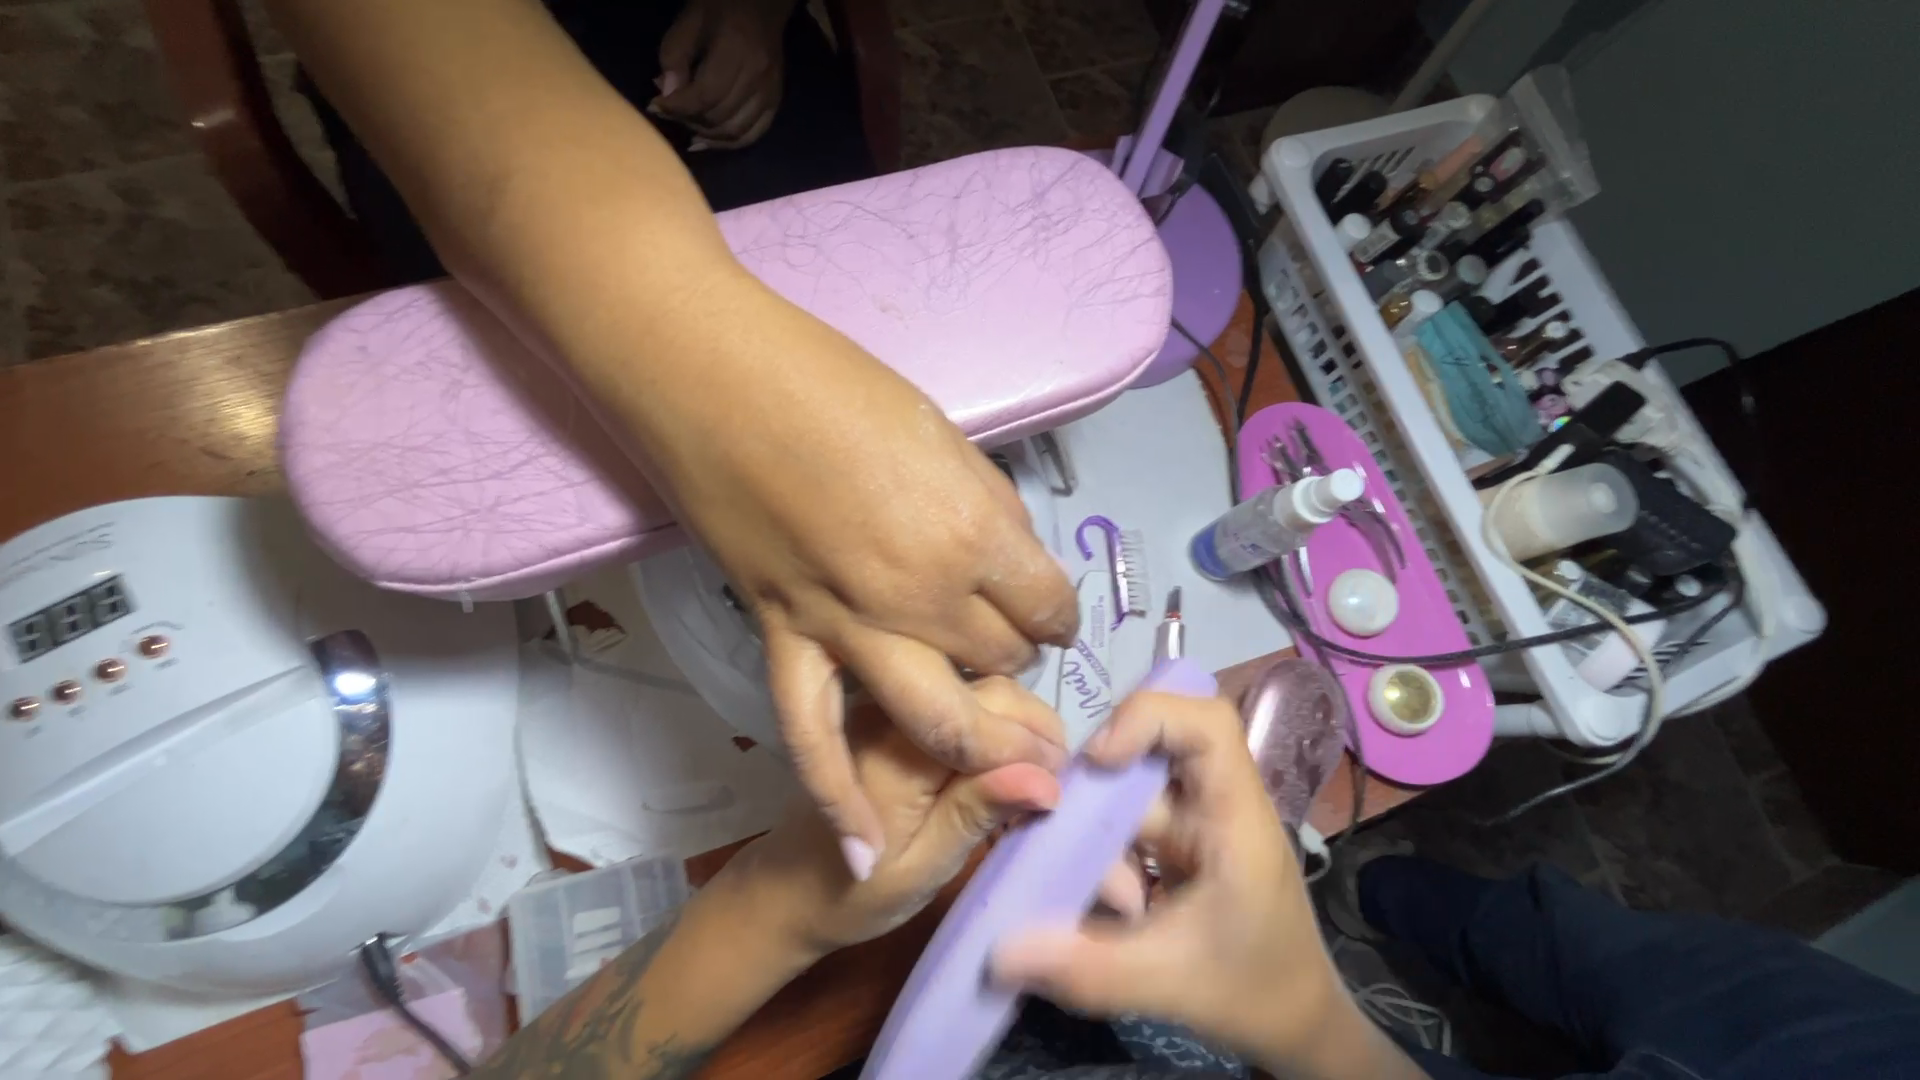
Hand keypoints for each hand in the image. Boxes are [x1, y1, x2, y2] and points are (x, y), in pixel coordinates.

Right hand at [647, 296, 1077, 881]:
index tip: (1043, 605)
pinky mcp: (786, 638)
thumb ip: (984, 511)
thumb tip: (1005, 560)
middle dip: (1019, 657)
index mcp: (974, 532)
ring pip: (936, 715)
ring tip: (991, 736)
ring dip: (975, 729)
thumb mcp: (943, 435)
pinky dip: (839, 794)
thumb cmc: (838, 384)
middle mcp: (923, 596)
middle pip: (1001, 661)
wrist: (718, 380)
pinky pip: (813, 734)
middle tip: (1010, 642)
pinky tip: (863, 848)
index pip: (1049, 606)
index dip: (1055, 609)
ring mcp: (850, 628)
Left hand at [651, 0, 792, 149]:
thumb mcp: (689, 21)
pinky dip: (728, 144)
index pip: (705, 95)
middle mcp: (757, 77)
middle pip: (719, 117)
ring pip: (734, 132)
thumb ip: (674, 56)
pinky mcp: (775, 103)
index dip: (677, 107)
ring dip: (706, 136)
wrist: (762, 4)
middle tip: (670, 114)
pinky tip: (708, 141)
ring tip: (687, 128)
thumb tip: (667, 97)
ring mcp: (770, 94)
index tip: (656, 106)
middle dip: (688, 121)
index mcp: (736, 50)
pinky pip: (752, 136)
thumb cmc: (721, 6)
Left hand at [730, 677, 1063, 955]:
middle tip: (1053, 789)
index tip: (1061, 794)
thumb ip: (976, 814)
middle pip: (992, 689)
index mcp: (899, 744)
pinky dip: (993, 727)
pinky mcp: (894, 712)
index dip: (1041, 746)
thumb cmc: (853, 896)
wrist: (787, 891)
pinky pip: (959, 700)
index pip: (995, 712)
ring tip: (1033, 781)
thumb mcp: (921, 868)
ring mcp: (892, 703)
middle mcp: (895, 705)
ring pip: (980, 689)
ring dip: (1019, 728)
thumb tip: (1047, 780)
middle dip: (1036, 732)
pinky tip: (1002, 767)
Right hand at [990, 692, 1396, 1076]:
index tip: (1098, 758)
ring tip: (1093, 898)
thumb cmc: (1258, 991)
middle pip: (1144, 755)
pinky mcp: (1172, 846)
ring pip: (1123, 798)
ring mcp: (1189, 823)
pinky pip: (1120, 831)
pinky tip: (1092, 902)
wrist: (1297, 1024)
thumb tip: (1002, 953)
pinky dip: (1097, 858)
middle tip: (1053, 834)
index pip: (1204, 724)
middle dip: (1094, 794)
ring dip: (1094, 841)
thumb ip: (1089, 968)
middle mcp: (1210, 803)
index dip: (1147, 718)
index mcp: (1234, 813)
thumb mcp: (1174, 982)